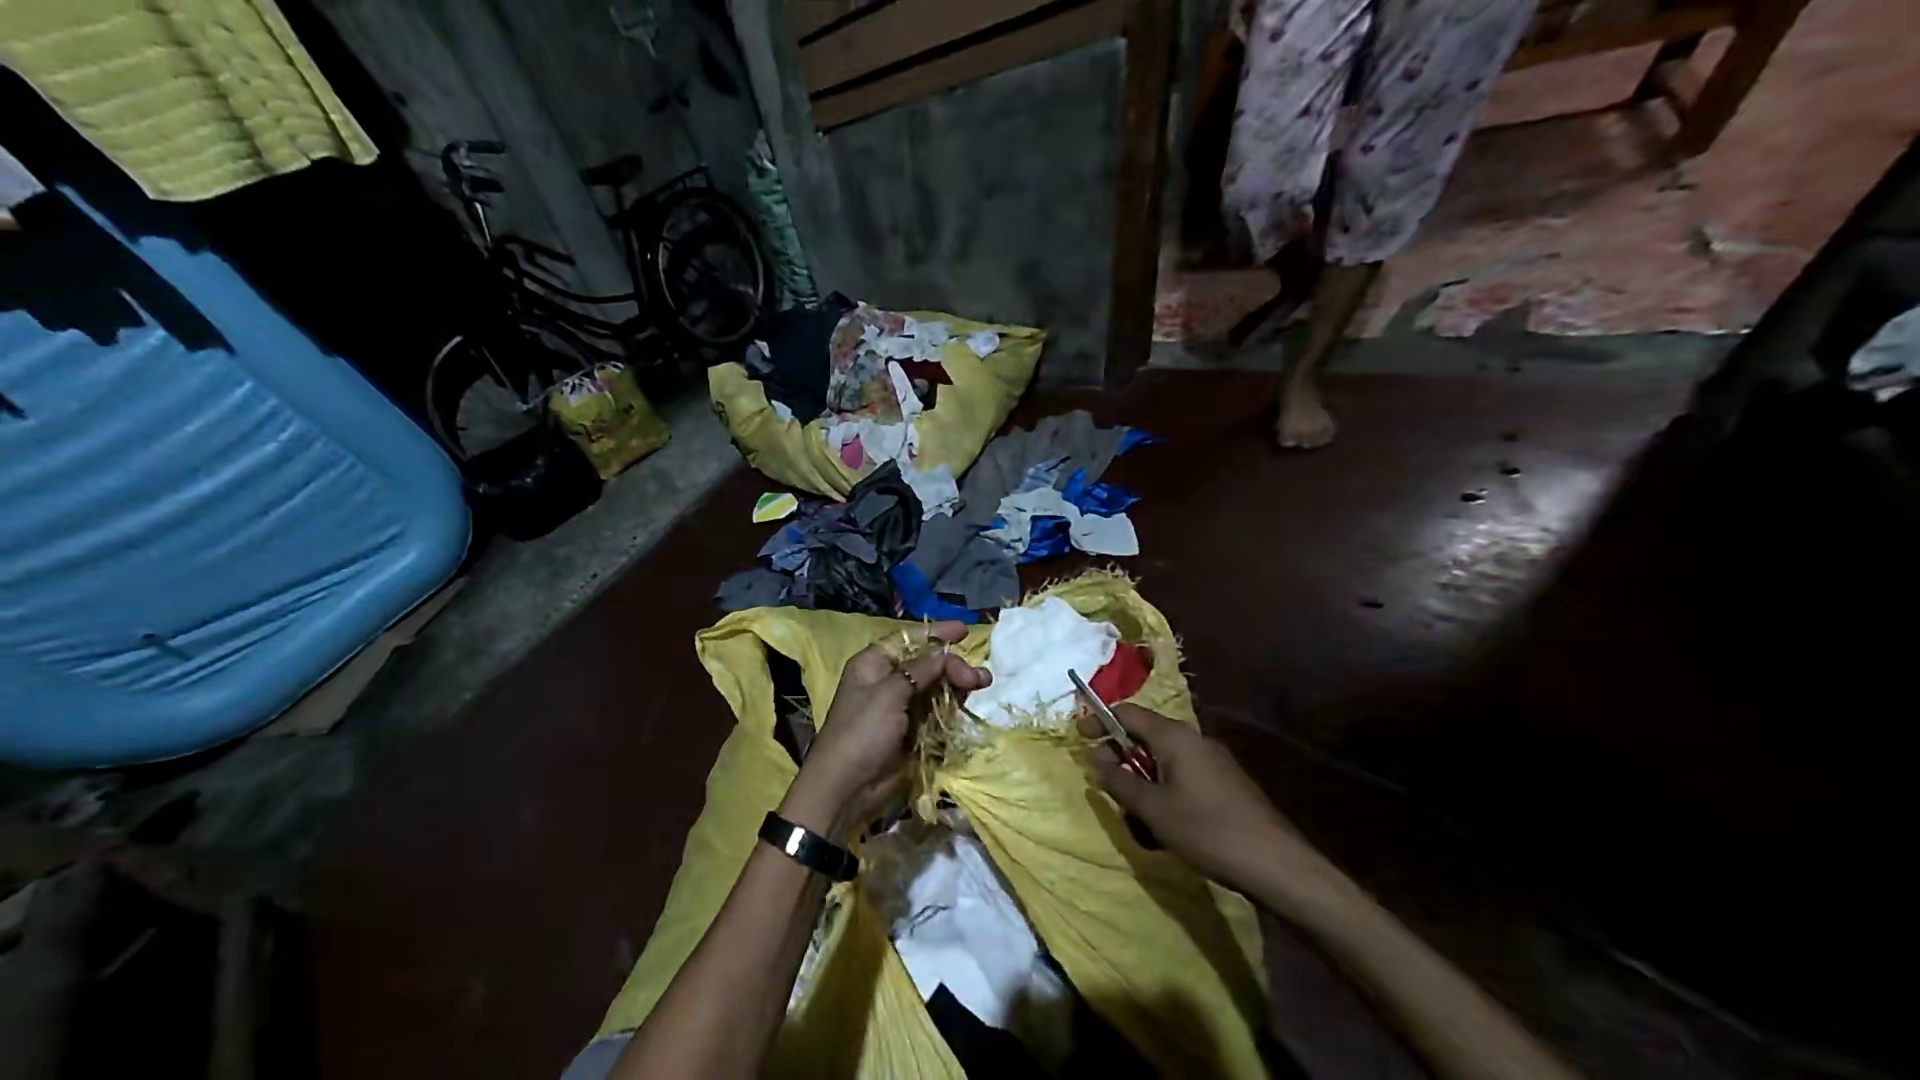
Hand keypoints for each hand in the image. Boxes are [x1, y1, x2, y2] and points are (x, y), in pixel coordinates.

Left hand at [782, 622, 990, 839]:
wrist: (847, 788)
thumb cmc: (861, 732)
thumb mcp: (888, 694)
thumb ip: (920, 670)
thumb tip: (946, 654)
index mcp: (873, 664)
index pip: (908, 639)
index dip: (936, 633)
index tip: (964, 630)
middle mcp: (887, 681)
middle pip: (927, 663)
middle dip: (953, 664)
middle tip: (977, 676)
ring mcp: (901, 707)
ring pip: (936, 687)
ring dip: (958, 685)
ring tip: (982, 684)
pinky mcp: (912, 730)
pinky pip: (937, 711)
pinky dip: (953, 707)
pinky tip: (967, 706)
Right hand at [1079, 704, 1301, 891]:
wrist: (1274, 862)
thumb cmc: (1206, 830)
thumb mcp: (1152, 809)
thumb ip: (1119, 780)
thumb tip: (1098, 758)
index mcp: (1175, 737)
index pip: (1128, 713)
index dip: (1101, 721)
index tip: (1081, 738)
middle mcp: (1195, 739)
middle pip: (1147, 735)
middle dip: (1123, 758)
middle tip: (1110, 788)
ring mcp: (1214, 760)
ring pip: (1165, 759)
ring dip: (1145, 780)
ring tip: (1141, 816)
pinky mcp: (1226, 782)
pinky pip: (1183, 774)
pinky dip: (1166, 790)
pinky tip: (1169, 824)